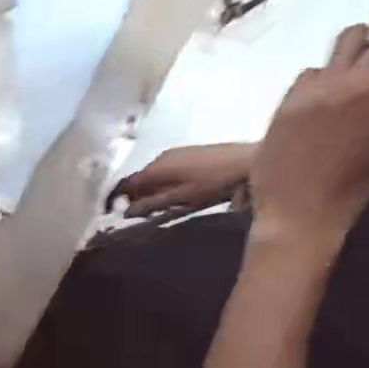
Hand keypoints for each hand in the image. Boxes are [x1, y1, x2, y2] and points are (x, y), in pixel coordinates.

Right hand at [108, 143, 256, 217]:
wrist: (251, 161)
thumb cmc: (212, 183)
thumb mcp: (179, 199)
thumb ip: (150, 205)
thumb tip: (125, 213)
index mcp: (155, 168)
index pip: (125, 184)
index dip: (117, 200)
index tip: (117, 215)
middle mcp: (161, 157)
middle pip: (139, 179)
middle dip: (136, 196)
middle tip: (142, 214)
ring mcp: (177, 152)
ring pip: (153, 174)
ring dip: (152, 190)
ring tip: (161, 205)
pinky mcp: (191, 152)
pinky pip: (167, 169)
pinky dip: (165, 182)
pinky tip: (176, 192)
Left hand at [249, 0, 368, 241]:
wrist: (303, 207)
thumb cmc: (367, 175)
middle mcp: (360, 77)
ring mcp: (318, 90)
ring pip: (343, 44)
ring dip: (355, 53)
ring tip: (351, 83)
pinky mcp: (286, 104)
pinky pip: (310, 73)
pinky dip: (321, 80)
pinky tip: (320, 105)